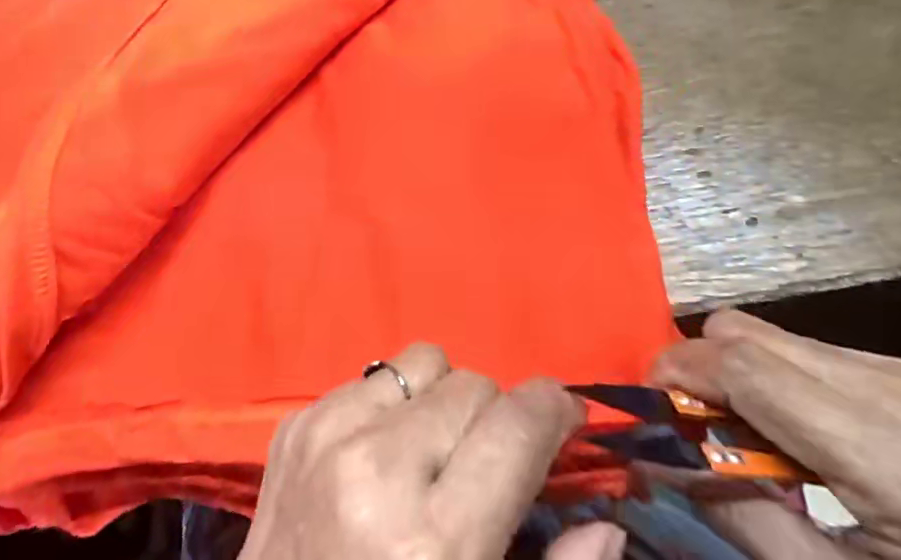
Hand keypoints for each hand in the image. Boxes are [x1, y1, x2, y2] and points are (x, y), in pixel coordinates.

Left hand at [242, 343, 626, 559]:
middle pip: (473, 385)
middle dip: (494, 418)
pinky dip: (389, 405)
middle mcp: (377, 468)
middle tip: (486, 465)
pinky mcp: (293, 425)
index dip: (554, 409)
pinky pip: (371, 377)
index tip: (565, 423)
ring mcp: (326, 437)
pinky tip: (379, 456)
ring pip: (422, 362)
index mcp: (434, 537)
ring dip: (440, 399)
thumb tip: (607, 522)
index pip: (518, 423)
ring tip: (429, 453)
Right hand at [650, 312, 900, 559]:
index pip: (753, 371)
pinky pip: (828, 354)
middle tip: (695, 431)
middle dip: (706, 372)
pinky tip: (813, 439)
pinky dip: (793, 383)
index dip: (681, 374)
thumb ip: (741, 514)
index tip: (645, 401)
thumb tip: (654, 452)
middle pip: (760, 337)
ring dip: (749, 377)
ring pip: (786, 336)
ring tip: (759, 444)